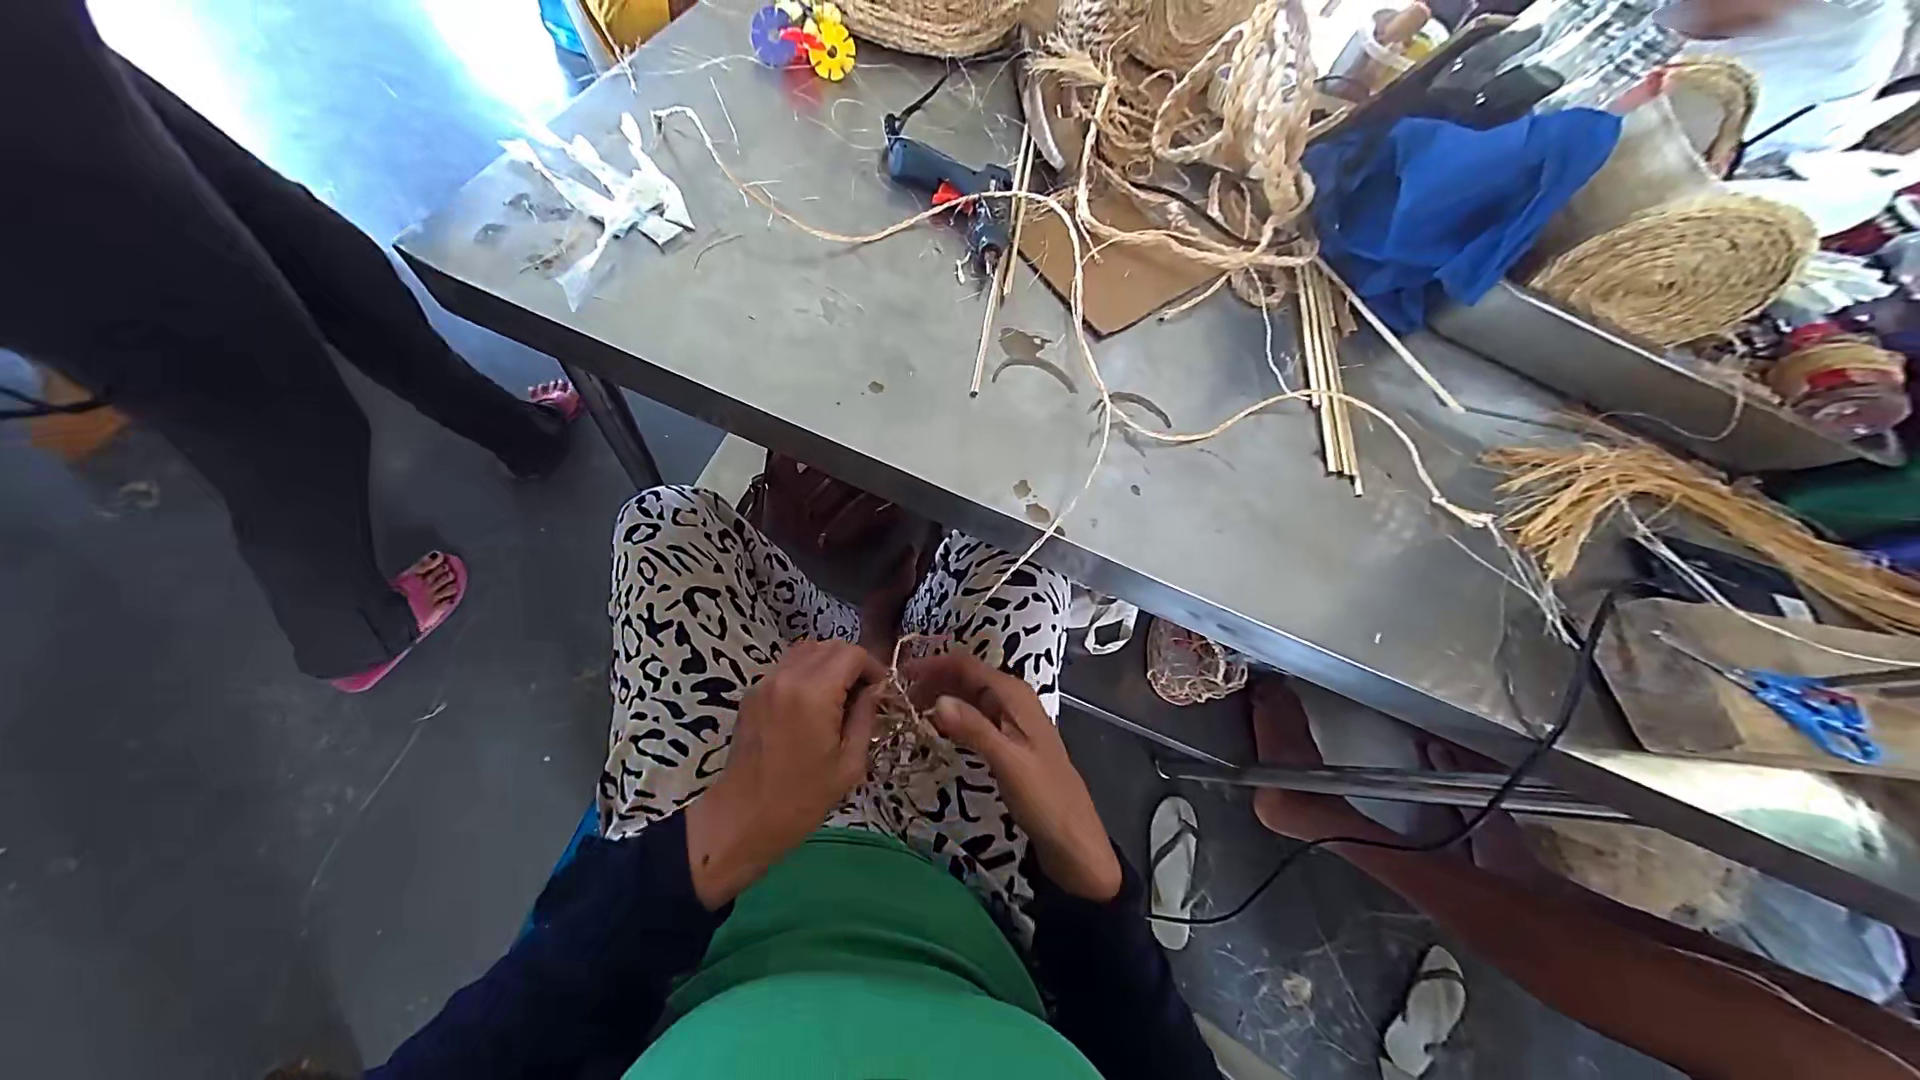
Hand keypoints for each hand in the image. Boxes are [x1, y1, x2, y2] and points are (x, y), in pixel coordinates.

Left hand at [685, 640, 882, 908]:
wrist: (741, 819)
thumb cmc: (801, 798)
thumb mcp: (849, 763)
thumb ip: (866, 716)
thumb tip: (875, 689)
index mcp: (813, 693)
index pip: (852, 654)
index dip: (873, 668)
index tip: (880, 693)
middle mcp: (787, 676)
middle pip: (830, 646)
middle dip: (853, 664)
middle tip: (863, 696)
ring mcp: (765, 682)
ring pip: (807, 650)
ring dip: (829, 665)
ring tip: (838, 698)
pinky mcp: (753, 692)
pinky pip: (788, 666)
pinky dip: (807, 673)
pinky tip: (813, 705)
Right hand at [904, 653, 1122, 901]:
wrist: (1074, 842)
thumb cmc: (1044, 800)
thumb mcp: (1007, 762)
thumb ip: (973, 728)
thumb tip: (936, 700)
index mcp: (1014, 695)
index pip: (966, 665)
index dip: (932, 665)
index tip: (899, 675)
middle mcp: (1013, 701)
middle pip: (967, 677)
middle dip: (933, 680)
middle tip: (898, 698)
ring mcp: (1012, 721)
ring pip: (970, 697)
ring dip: (941, 697)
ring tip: (909, 711)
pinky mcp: (1009, 742)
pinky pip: (975, 718)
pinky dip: (954, 717)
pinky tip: (937, 729)